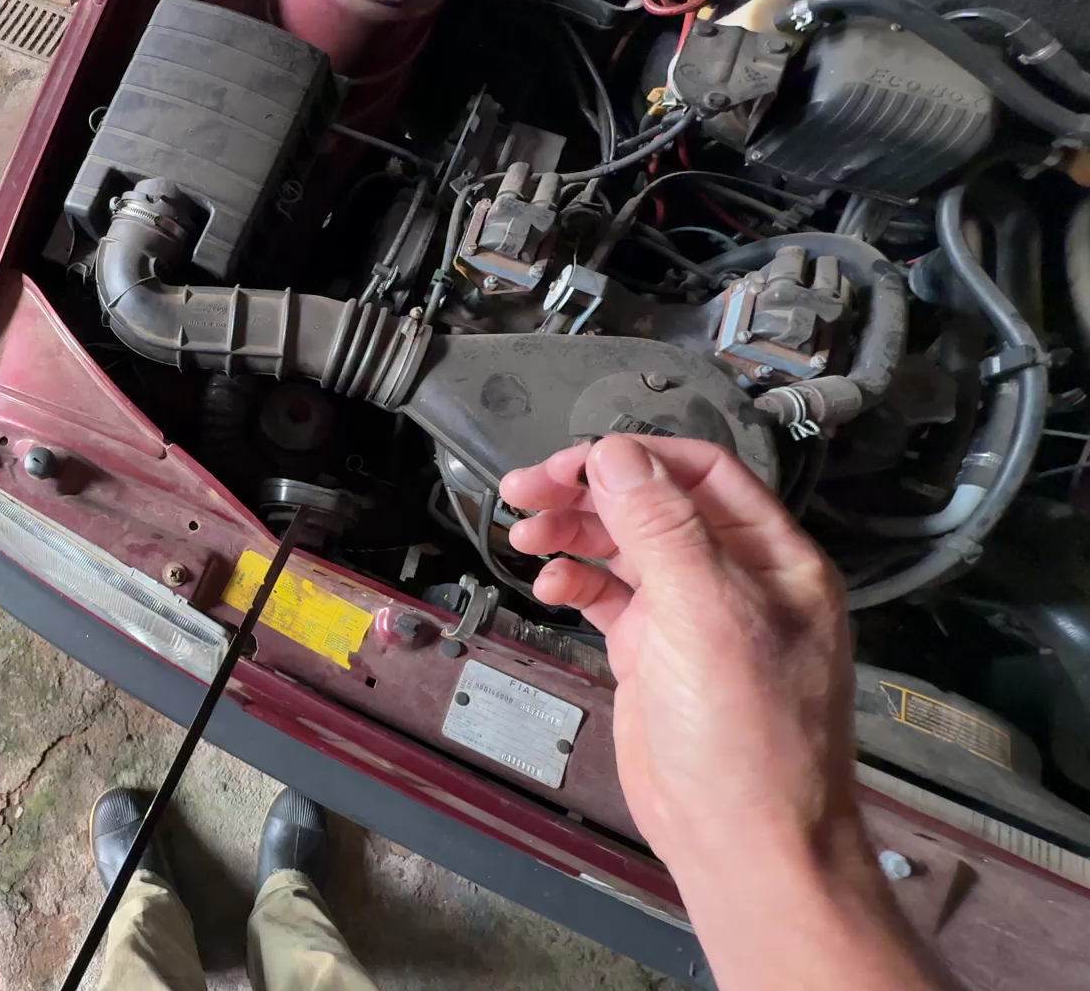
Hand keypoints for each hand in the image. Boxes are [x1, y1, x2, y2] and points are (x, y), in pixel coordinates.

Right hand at [499, 434, 852, 861]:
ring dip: (568, 532)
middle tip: (522, 491)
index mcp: (767, 557)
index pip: (697, 473)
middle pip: (644, 504)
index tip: (567, 465)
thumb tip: (615, 456)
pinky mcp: (647, 642)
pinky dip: (571, 579)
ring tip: (524, 534)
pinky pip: (602, 590)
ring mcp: (684, 610)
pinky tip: (550, 585)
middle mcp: (726, 575)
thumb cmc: (748, 736)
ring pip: (617, 544)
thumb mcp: (704, 616)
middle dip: (582, 492)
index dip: (630, 459)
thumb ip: (660, 529)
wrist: (733, 835)